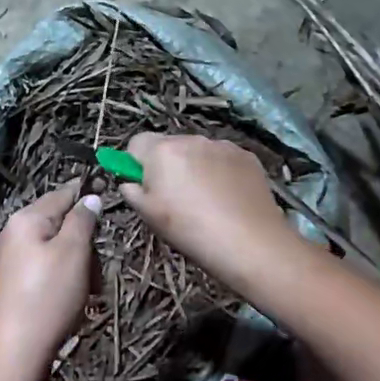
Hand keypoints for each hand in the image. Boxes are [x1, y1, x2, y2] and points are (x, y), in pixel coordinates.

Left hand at [0, 180, 99, 380]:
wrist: (14, 350)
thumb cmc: (48, 296)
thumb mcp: (73, 253)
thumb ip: (82, 220)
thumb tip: (89, 196)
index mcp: (26, 218)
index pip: (63, 193)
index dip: (87, 194)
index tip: (110, 196)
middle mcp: (15, 233)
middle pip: (60, 223)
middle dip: (85, 241)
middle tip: (98, 267)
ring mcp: (13, 258)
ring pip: (57, 248)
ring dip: (79, 264)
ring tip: (89, 290)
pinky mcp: (15, 282)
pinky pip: (48, 268)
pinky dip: (66, 279)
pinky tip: (74, 299)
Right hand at [119, 133, 303, 291]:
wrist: (248, 241)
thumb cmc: (188, 228)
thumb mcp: (147, 214)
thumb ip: (131, 191)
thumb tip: (131, 181)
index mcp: (162, 151)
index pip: (136, 142)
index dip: (136, 162)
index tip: (144, 185)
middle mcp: (191, 139)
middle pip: (169, 145)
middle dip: (167, 164)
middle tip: (175, 198)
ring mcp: (222, 145)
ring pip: (197, 151)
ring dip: (194, 166)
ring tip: (205, 200)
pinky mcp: (246, 156)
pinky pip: (222, 159)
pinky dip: (220, 172)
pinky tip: (227, 198)